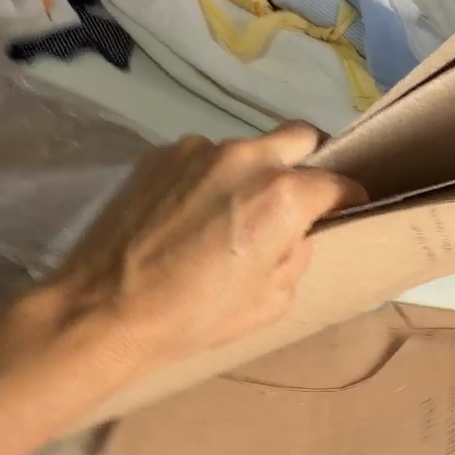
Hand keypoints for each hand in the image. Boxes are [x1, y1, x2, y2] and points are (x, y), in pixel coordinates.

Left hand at [54, 123, 366, 366]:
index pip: (339, 182)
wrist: (105, 308)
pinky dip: (212, 177)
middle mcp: (246, 157)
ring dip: (256, 172)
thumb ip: (298, 256)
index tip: (344, 213)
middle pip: (302, 137)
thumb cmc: (196, 317)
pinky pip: (205, 156)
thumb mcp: (272, 302)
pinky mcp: (161, 152)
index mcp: (283, 197)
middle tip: (296, 201)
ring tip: (230, 213)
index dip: (348, 200)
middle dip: (310, 164)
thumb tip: (298, 232)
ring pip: (249, 147)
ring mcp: (199, 148)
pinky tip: (190, 214)